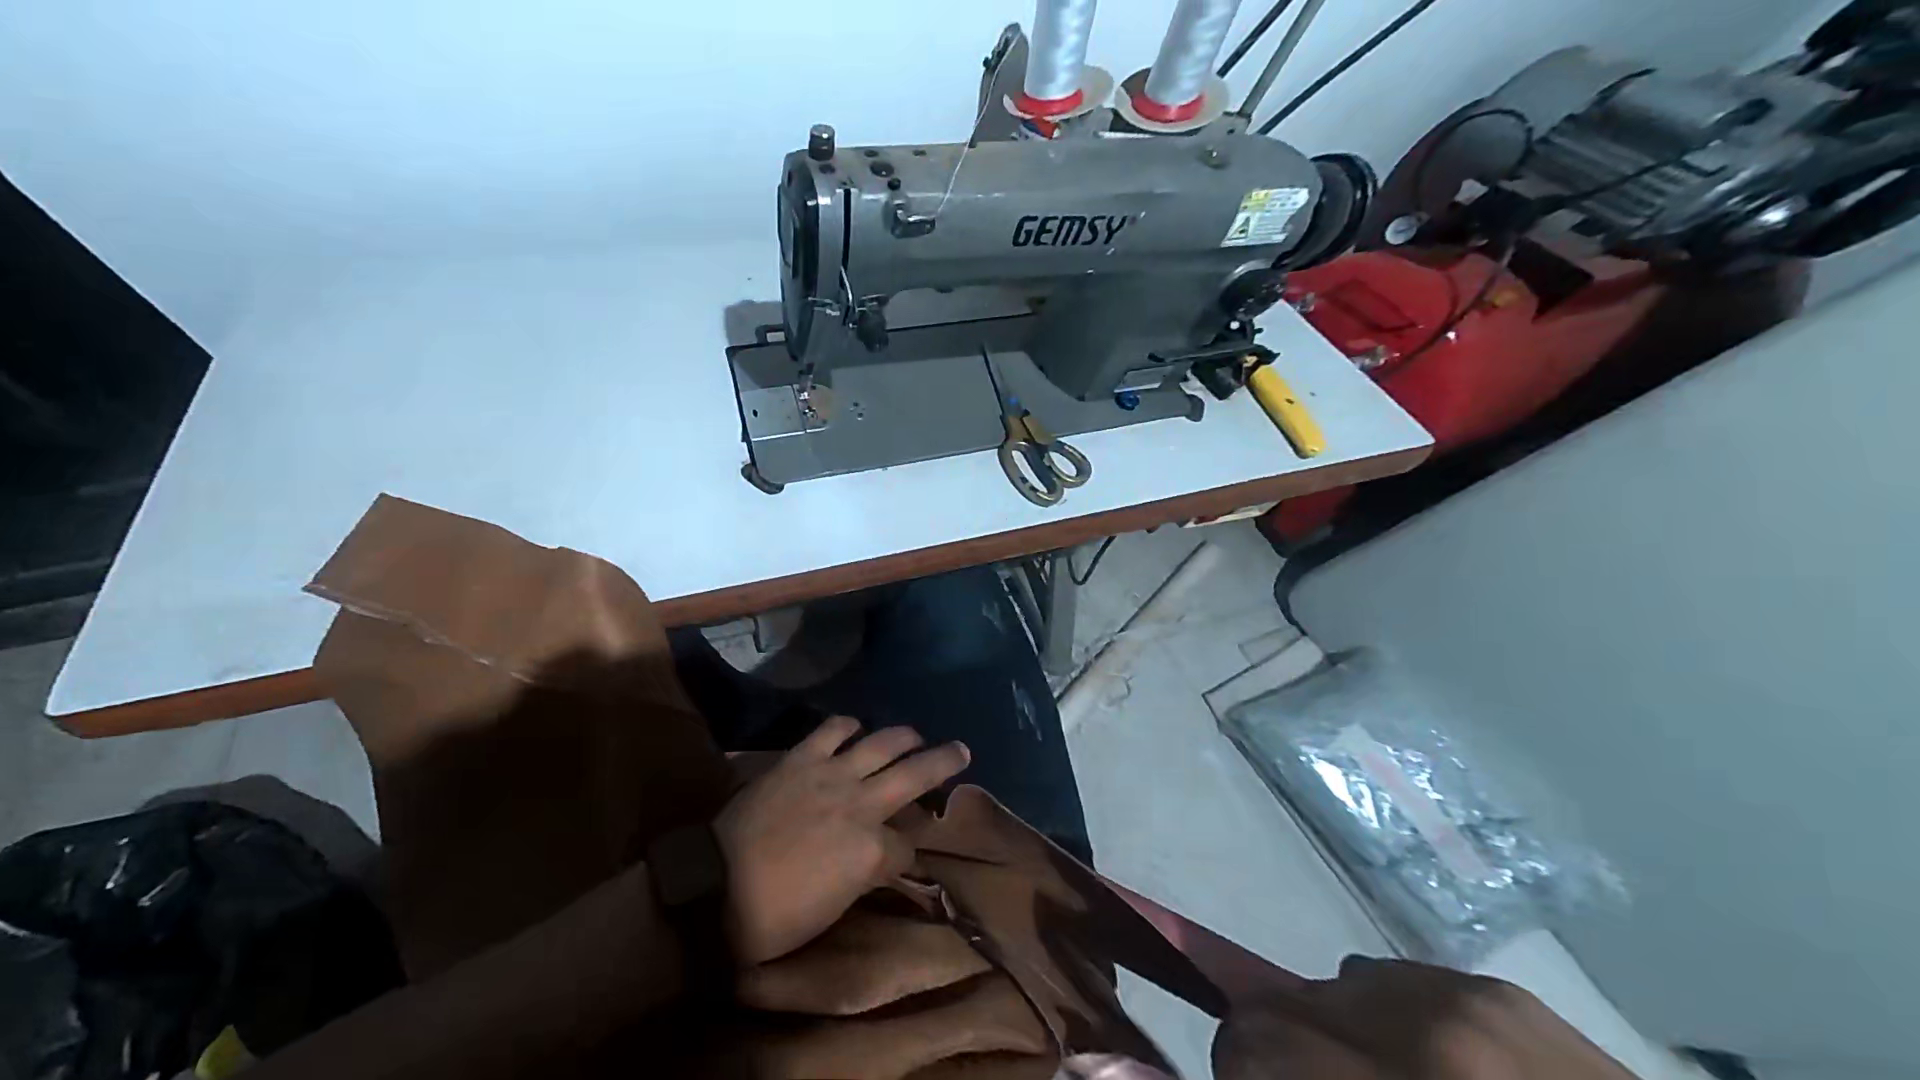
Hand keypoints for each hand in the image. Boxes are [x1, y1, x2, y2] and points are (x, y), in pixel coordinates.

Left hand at [714, 715, 969, 964]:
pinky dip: (847, 726)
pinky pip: (832, 730)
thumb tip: (880, 858)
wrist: (713, 891)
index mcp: (872, 850)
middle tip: (961, 750)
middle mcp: (862, 804)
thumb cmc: (775, 918)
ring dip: (904, 736)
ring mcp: (832, 775)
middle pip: (915, 774)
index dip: (905, 853)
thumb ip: (864, 874)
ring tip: (914, 735)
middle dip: (944, 762)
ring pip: (882, 743)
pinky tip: (854, 728)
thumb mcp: (834, 908)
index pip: (906, 846)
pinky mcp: (801, 759)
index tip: (899, 857)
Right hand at [1213, 957, 1634, 1079]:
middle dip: (1279, 1050)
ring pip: (1334, 981)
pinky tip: (1429, 1064)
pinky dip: (1385, 1017)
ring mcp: (1468, 994)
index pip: (1256, 1039)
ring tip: (1379, 1079)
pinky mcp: (1498, 986)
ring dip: (1335, 1032)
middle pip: (1284, 1002)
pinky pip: (1393, 977)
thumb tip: (1254, 1070)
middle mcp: (1429, 1027)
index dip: (1234, 1067)